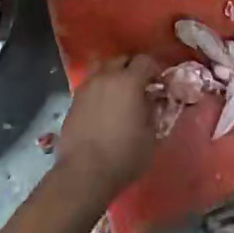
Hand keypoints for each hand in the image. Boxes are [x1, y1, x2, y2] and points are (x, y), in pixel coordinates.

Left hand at [54, 54, 159, 201]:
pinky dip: (100, 89)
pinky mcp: (73, 101)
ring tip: (120, 93)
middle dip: (133, 68)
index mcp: (129, 81)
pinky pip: (91, 86)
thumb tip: (153, 100)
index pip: (145, 60)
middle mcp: (106, 77)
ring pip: (102, 69)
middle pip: (121, 59)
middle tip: (142, 85)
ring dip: (114, 75)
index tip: (160, 82)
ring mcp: (87, 88)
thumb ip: (154, 111)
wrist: (84, 172)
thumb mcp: (151, 136)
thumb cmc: (124, 155)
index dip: (155, 68)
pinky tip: (104, 107)